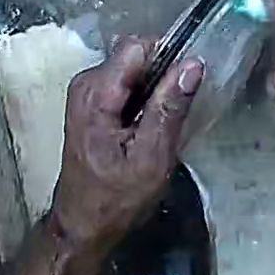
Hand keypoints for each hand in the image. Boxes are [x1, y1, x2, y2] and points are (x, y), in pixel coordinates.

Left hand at [49, 37, 202, 249]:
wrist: (82, 227)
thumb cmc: (116, 199)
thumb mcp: (152, 157)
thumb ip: (170, 107)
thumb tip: (192, 64)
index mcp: (97, 92)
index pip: (137, 46)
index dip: (165, 57)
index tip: (183, 85)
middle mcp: (85, 82)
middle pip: (133, 55)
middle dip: (160, 75)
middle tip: (174, 111)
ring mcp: (84, 91)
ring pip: (130, 68)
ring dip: (151, 87)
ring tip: (160, 122)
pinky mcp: (89, 101)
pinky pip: (122, 81)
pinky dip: (140, 96)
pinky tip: (146, 125)